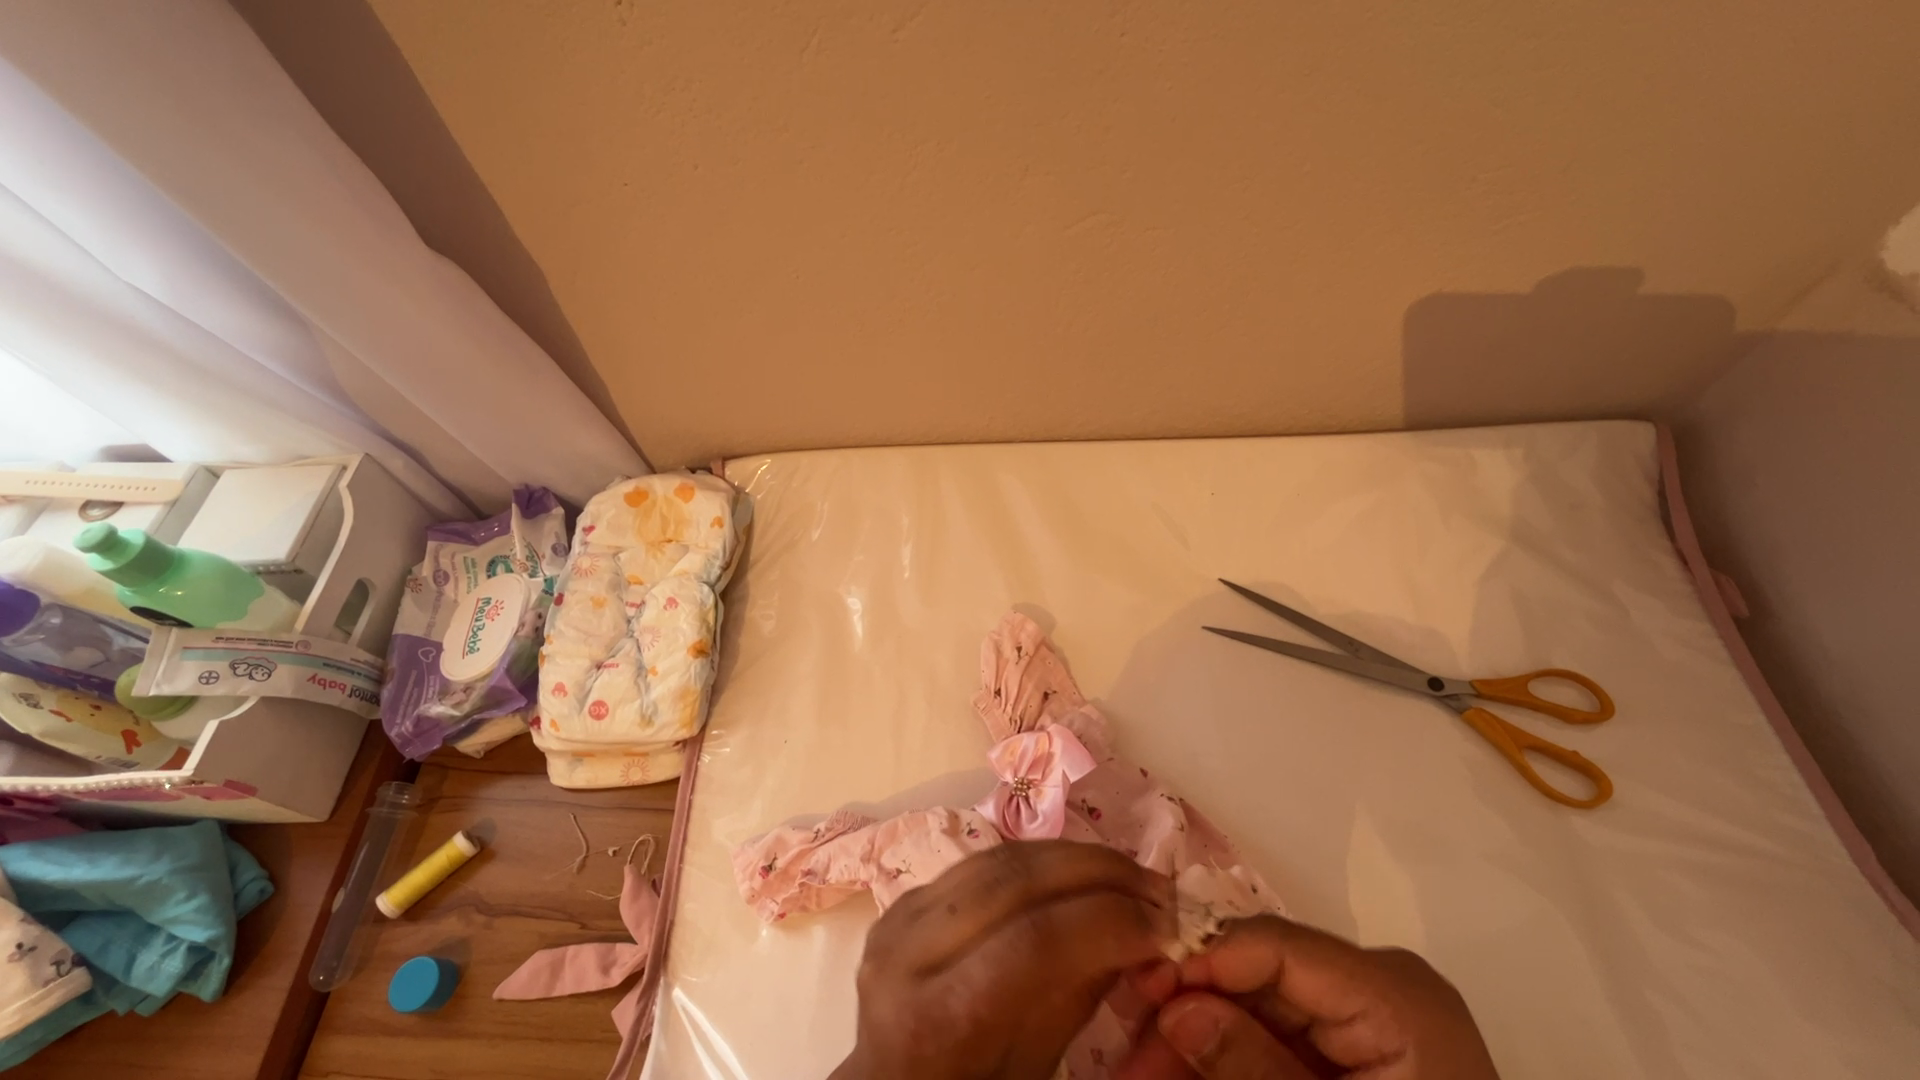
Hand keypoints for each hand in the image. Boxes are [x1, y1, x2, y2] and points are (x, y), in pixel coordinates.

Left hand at [831, 841, 1175, 1079]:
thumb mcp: (1031, 1069)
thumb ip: (1077, 996)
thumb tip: (1139, 933)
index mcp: (937, 1019)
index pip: (1033, 942)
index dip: (1108, 920)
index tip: (1165, 923)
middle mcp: (907, 951)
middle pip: (1015, 881)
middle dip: (1100, 873)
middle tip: (1159, 888)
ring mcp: (900, 915)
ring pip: (1001, 858)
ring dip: (1076, 858)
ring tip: (1131, 875)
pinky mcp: (906, 896)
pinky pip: (983, 862)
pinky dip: (1040, 861)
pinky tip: (1080, 872)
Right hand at [1116, 916, 1498, 1078]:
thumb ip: (1256, 1070)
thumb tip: (1175, 1009)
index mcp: (1390, 995)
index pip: (1272, 943)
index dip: (1199, 959)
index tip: (1137, 996)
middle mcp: (1372, 988)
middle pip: (1253, 976)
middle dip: (1185, 1015)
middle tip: (1127, 1060)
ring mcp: (1359, 1020)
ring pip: (1251, 1010)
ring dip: (1194, 1043)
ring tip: (1139, 1073)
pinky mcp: (1346, 1051)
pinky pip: (1270, 1040)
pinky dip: (1225, 1061)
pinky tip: (1176, 1074)